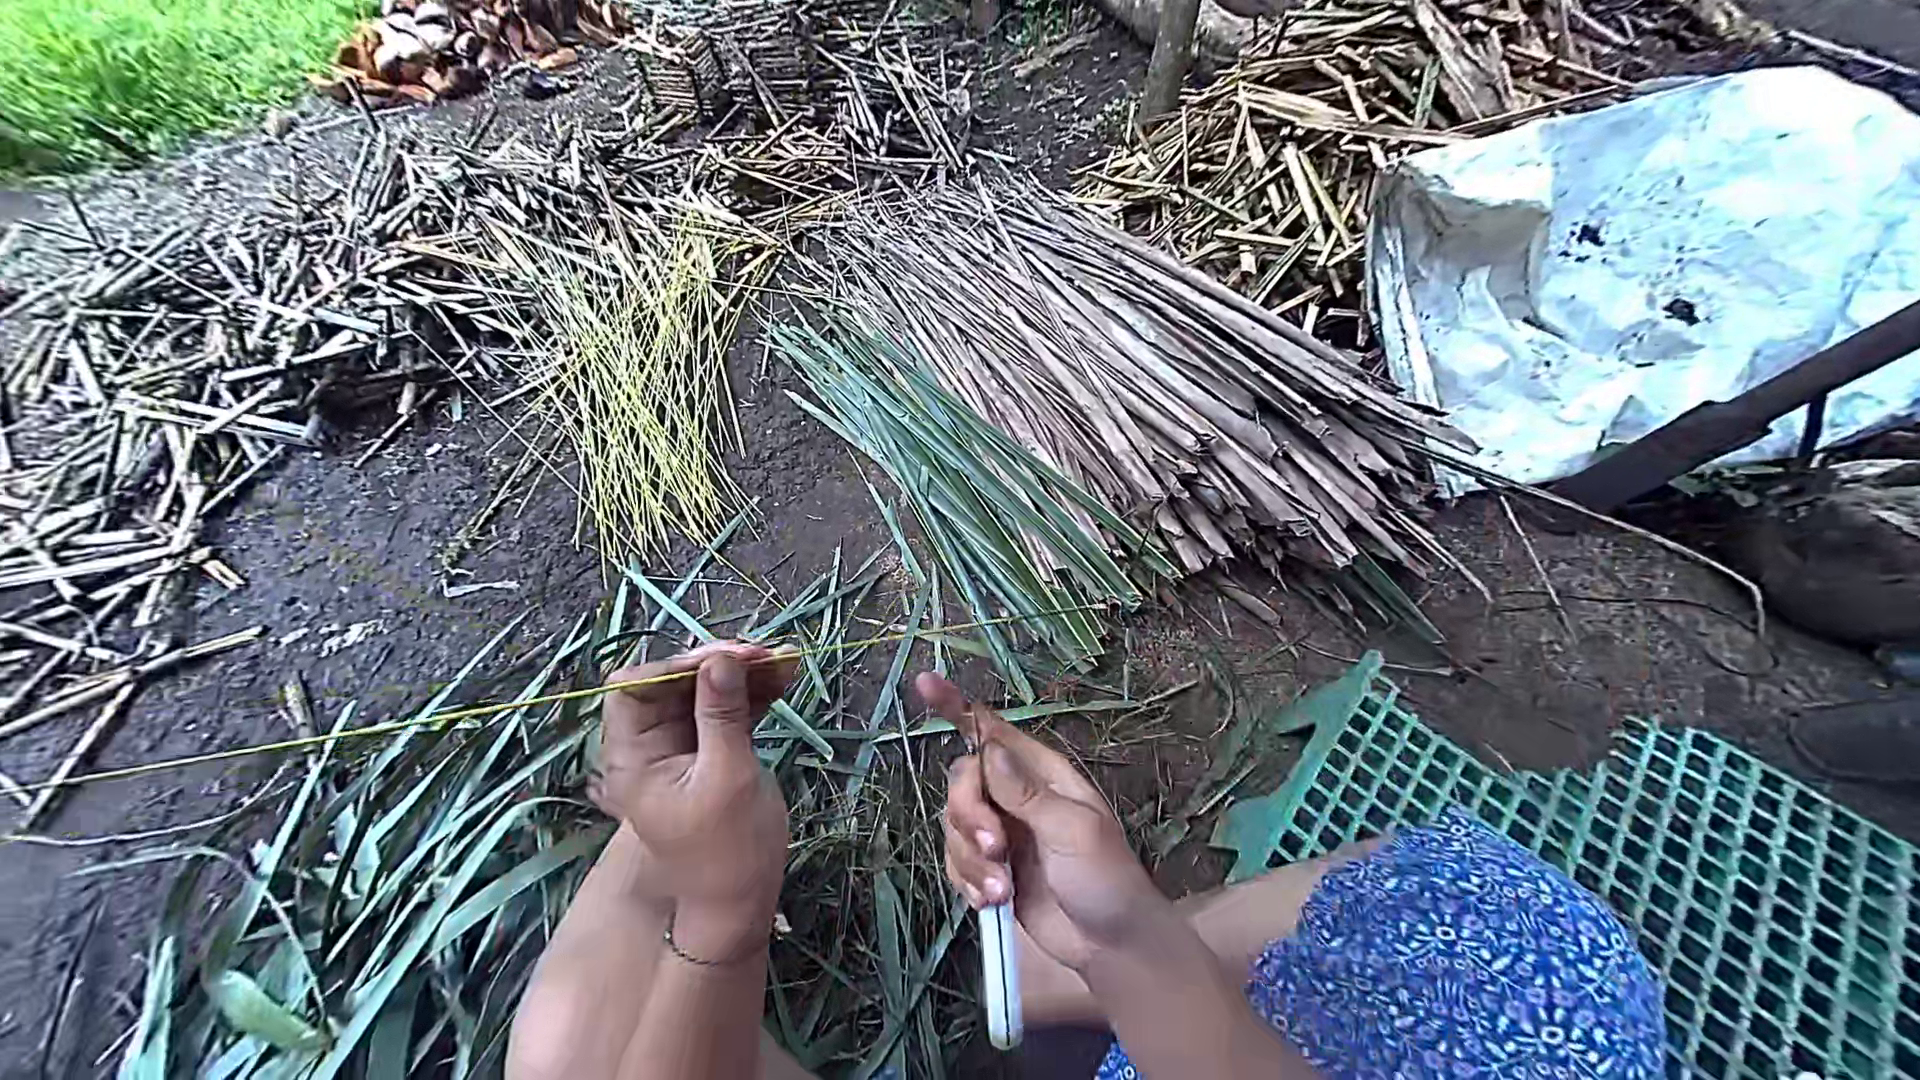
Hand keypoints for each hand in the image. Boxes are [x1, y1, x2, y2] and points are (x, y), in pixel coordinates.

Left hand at [592, 643, 799, 935]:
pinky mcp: (717, 744)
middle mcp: (655, 742)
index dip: (674, 666)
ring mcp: (687, 742)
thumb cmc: (728, 848)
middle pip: (678, 682)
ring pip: (710, 688)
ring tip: (783, 660)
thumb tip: (720, 658)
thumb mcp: (726, 778)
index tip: (722, 659)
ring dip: (745, 671)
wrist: (743, 897)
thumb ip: (722, 716)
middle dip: (719, 663)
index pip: (635, 689)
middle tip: (765, 656)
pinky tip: (786, 675)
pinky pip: (733, 704)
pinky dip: (757, 689)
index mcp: (635, 755)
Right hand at [919, 673, 1166, 972]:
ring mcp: (998, 830)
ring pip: (954, 823)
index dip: (956, 705)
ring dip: (972, 859)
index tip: (924, 684)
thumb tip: (988, 751)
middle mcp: (1012, 793)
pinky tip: (993, 902)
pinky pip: (955, 861)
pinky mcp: (987, 867)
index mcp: (1038, 771)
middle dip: (970, 814)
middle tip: (997, 847)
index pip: (991, 729)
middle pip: (962, 779)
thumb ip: (1027, 793)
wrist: (1110, 945)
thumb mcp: (1073, 830)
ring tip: (1003, 888)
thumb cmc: (1105, 876)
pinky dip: (969, 882)